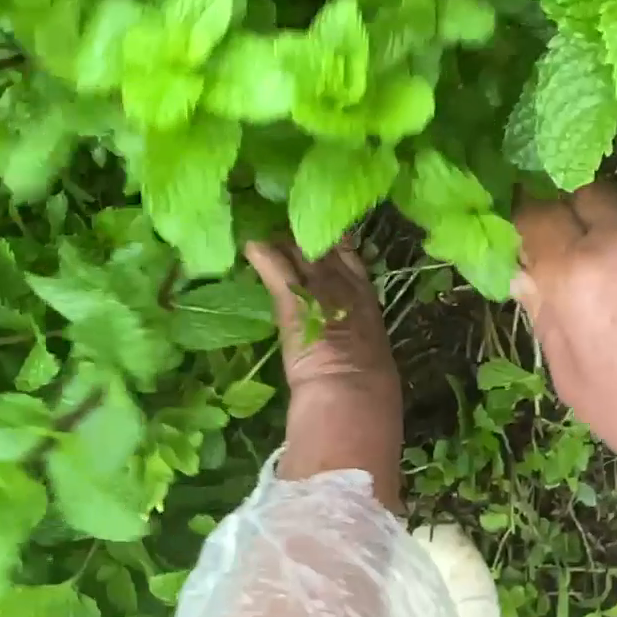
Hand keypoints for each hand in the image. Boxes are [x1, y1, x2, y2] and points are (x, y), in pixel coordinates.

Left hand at [245, 241, 403, 509]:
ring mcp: (319, 290)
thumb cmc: (367, 394)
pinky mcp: (292, 301)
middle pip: (324, 248)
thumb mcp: (369, 364)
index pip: (352, 261)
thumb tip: (355, 369)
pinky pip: (276, 270)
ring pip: (299, 251)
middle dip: (306, 232)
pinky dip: (261, 255)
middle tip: (287, 217)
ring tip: (262, 221)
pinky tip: (247, 242)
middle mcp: (344, 287)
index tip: (327, 229)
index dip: (338, 244)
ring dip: (283, 239)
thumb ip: (358, 350)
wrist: (355, 399)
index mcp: (366, 303)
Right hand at [511, 184, 616, 508]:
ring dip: (609, 228)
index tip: (527, 252)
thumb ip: (546, 318)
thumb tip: (528, 276)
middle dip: (569, 218)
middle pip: (580, 194)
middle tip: (571, 260)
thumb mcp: (576, 383)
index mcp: (577, 272)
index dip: (525, 230)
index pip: (533, 216)